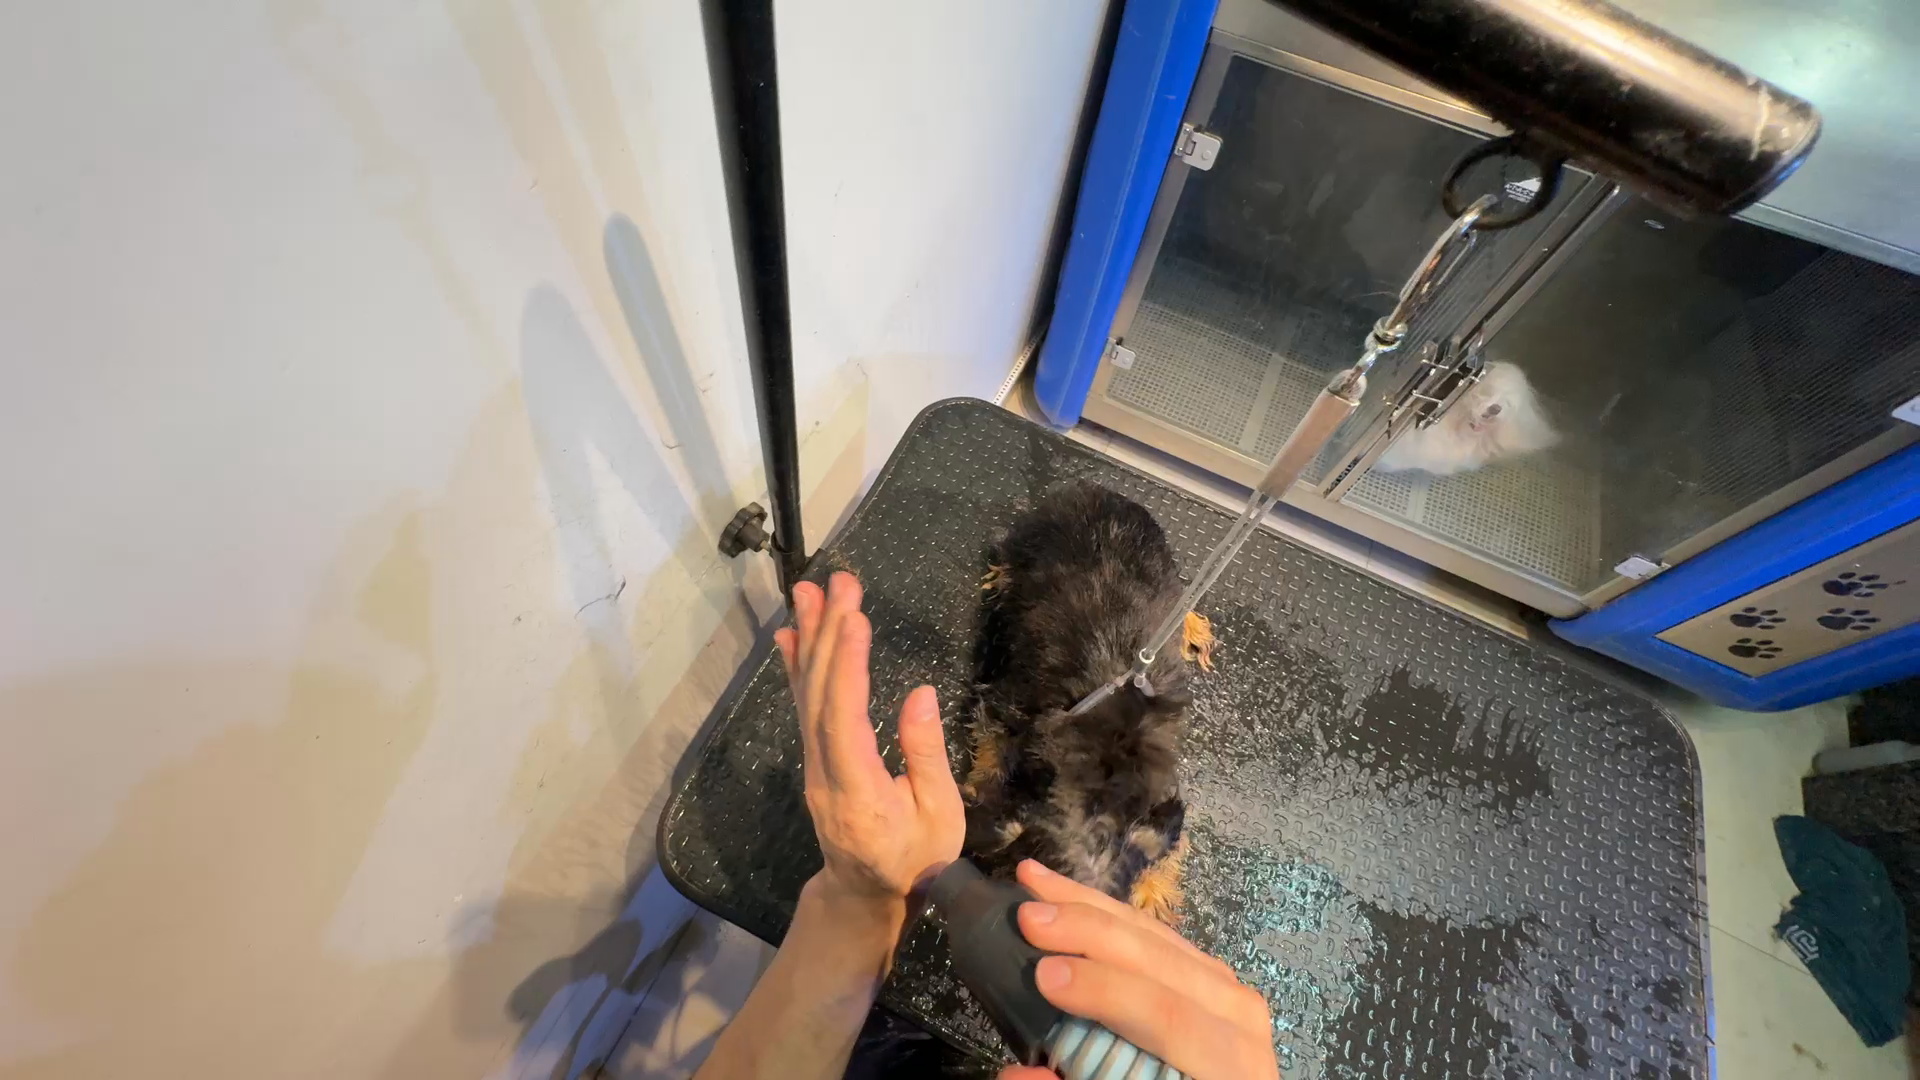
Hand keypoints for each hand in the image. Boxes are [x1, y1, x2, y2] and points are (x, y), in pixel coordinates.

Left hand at [776, 572, 965, 913]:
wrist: (866, 893)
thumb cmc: (915, 858)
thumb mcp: (940, 816)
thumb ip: (927, 756)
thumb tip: (922, 694)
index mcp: (859, 790)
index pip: (846, 720)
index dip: (847, 667)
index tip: (852, 618)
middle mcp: (826, 771)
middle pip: (820, 696)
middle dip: (828, 634)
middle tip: (836, 583)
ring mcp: (814, 764)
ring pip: (807, 694)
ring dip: (809, 639)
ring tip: (808, 592)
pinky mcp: (814, 757)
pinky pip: (802, 706)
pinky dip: (796, 666)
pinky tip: (792, 635)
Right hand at [997, 860, 1278, 1079]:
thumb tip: (1015, 1074)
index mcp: (1228, 1067)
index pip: (1168, 1016)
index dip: (1106, 991)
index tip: (1044, 975)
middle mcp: (1236, 1017)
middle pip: (1159, 958)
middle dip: (1088, 931)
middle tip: (1028, 915)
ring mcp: (1223, 984)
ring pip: (1149, 929)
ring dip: (1085, 902)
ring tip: (1032, 879)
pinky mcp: (1202, 965)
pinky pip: (1147, 927)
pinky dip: (1099, 906)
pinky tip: (1062, 889)